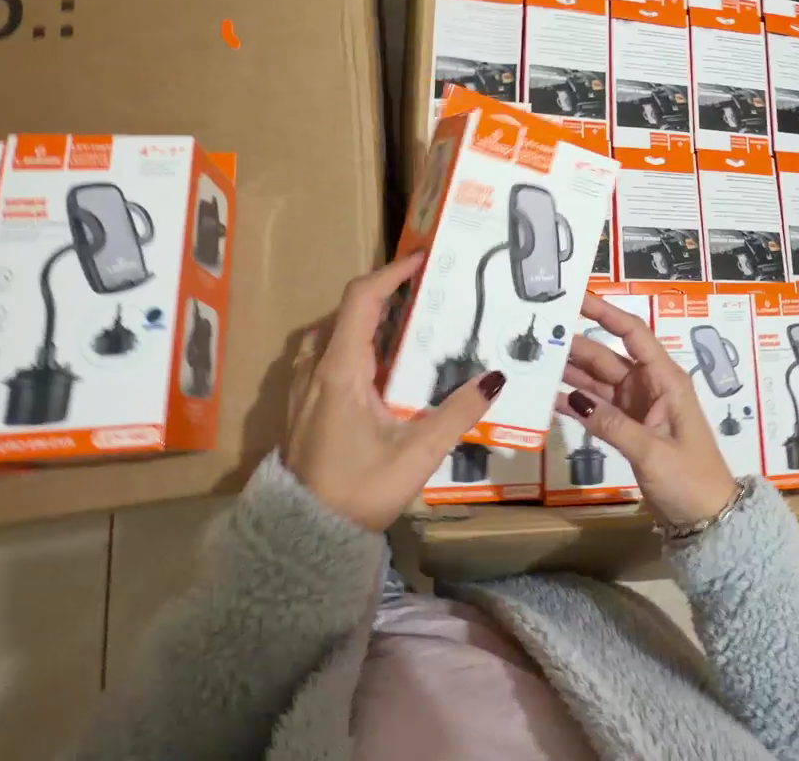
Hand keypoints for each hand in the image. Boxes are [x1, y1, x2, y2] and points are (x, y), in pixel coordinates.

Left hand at [285, 253, 504, 530]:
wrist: (304, 537)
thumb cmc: (359, 489)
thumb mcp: (418, 452)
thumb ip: (458, 412)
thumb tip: (496, 377)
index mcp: (341, 370)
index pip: (362, 299)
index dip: (392, 272)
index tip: (424, 260)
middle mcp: (316, 369)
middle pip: (349, 312)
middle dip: (389, 295)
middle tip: (429, 297)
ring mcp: (303, 388)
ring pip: (335, 335)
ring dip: (370, 322)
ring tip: (409, 329)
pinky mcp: (303, 407)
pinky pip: (328, 358)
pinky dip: (356, 347)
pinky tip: (381, 371)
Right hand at [558, 293, 738, 528]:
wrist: (706, 517)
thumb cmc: (689, 477)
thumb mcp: (652, 451)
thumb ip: (612, 424)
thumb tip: (572, 398)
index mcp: (665, 379)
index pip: (633, 334)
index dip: (605, 312)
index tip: (577, 297)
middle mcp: (649, 385)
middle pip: (608, 356)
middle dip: (576, 343)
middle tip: (539, 335)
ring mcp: (636, 406)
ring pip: (597, 380)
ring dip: (570, 371)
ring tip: (535, 360)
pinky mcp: (626, 426)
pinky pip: (595, 406)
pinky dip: (574, 401)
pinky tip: (548, 395)